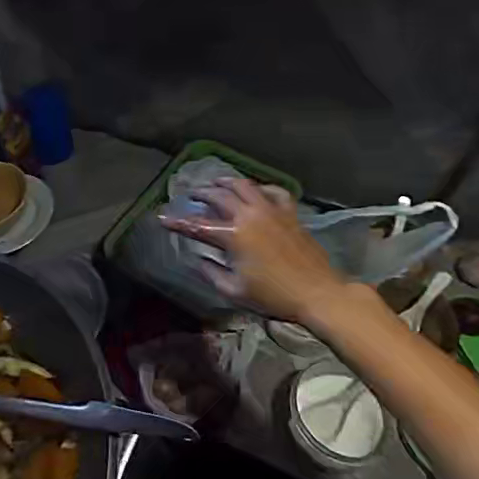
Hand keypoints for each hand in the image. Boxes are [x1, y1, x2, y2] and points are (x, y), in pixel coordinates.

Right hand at [160, 178, 348, 324]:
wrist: (316, 292)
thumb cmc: (273, 296)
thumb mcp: (234, 291)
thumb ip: (211, 273)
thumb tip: (199, 260)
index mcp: (234, 235)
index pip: (198, 225)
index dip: (177, 222)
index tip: (162, 217)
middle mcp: (250, 215)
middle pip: (219, 196)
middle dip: (201, 193)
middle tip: (190, 194)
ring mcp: (272, 210)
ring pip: (244, 185)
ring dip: (226, 182)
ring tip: (216, 183)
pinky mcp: (289, 212)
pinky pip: (273, 190)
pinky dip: (260, 187)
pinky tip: (255, 190)